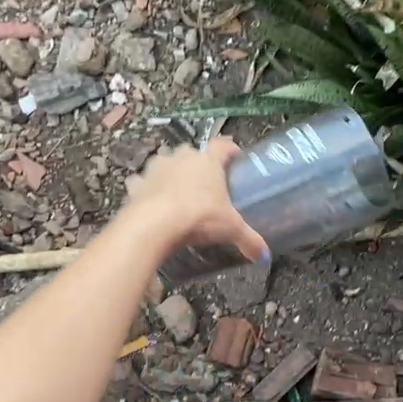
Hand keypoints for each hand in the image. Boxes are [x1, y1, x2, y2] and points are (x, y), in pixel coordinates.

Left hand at [128, 138, 268, 261]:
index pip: (222, 146)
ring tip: (178, 189)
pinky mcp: (137, 182)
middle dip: (198, 162)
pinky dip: (145, 187)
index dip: (230, 149)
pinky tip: (150, 199)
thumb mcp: (231, 230)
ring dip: (171, 171)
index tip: (235, 156)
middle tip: (206, 180)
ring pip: (165, 162)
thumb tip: (265, 255)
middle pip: (192, 151)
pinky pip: (141, 181)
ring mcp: (156, 167)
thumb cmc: (200, 217)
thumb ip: (249, 240)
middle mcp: (182, 157)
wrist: (155, 224)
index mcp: (208, 161)